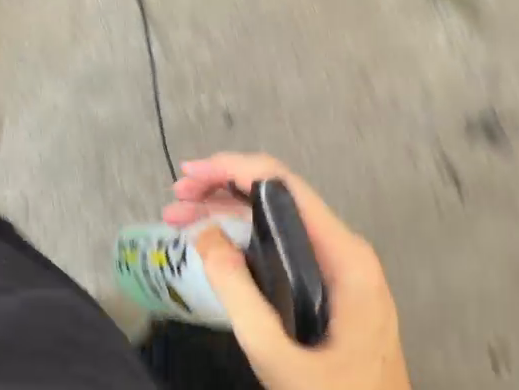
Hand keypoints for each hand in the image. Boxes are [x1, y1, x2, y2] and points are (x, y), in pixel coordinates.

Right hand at [163, 154, 410, 389]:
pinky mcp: (326, 285)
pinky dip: (238, 231)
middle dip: (219, 187)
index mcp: (343, 258)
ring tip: (178, 215)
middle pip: (275, 193)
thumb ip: (236, 289)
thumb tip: (203, 232)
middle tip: (175, 197)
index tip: (189, 174)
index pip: (283, 184)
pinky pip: (277, 240)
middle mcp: (343, 253)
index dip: (231, 167)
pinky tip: (209, 239)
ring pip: (273, 215)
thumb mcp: (275, 349)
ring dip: (223, 208)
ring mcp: (336, 269)